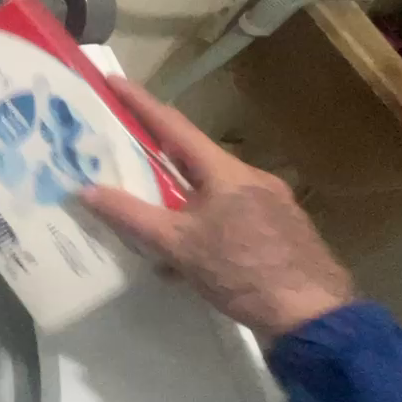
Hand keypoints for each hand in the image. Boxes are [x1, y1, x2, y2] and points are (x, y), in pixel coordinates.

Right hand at [81, 77, 354, 338]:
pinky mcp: (280, 228)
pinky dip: (201, 215)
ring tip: (151, 204)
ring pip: (211, 185)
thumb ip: (130, 215)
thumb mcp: (177, 245)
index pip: (173, 126)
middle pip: (192, 154)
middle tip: (124, 141)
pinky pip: (229, 209)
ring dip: (178, 190)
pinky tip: (189, 245)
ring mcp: (271, 202)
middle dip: (156, 148)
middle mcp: (250, 177)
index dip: (140, 102)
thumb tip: (84, 190)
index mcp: (225, 172)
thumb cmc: (243, 272)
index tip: (112, 81)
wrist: (317, 320)